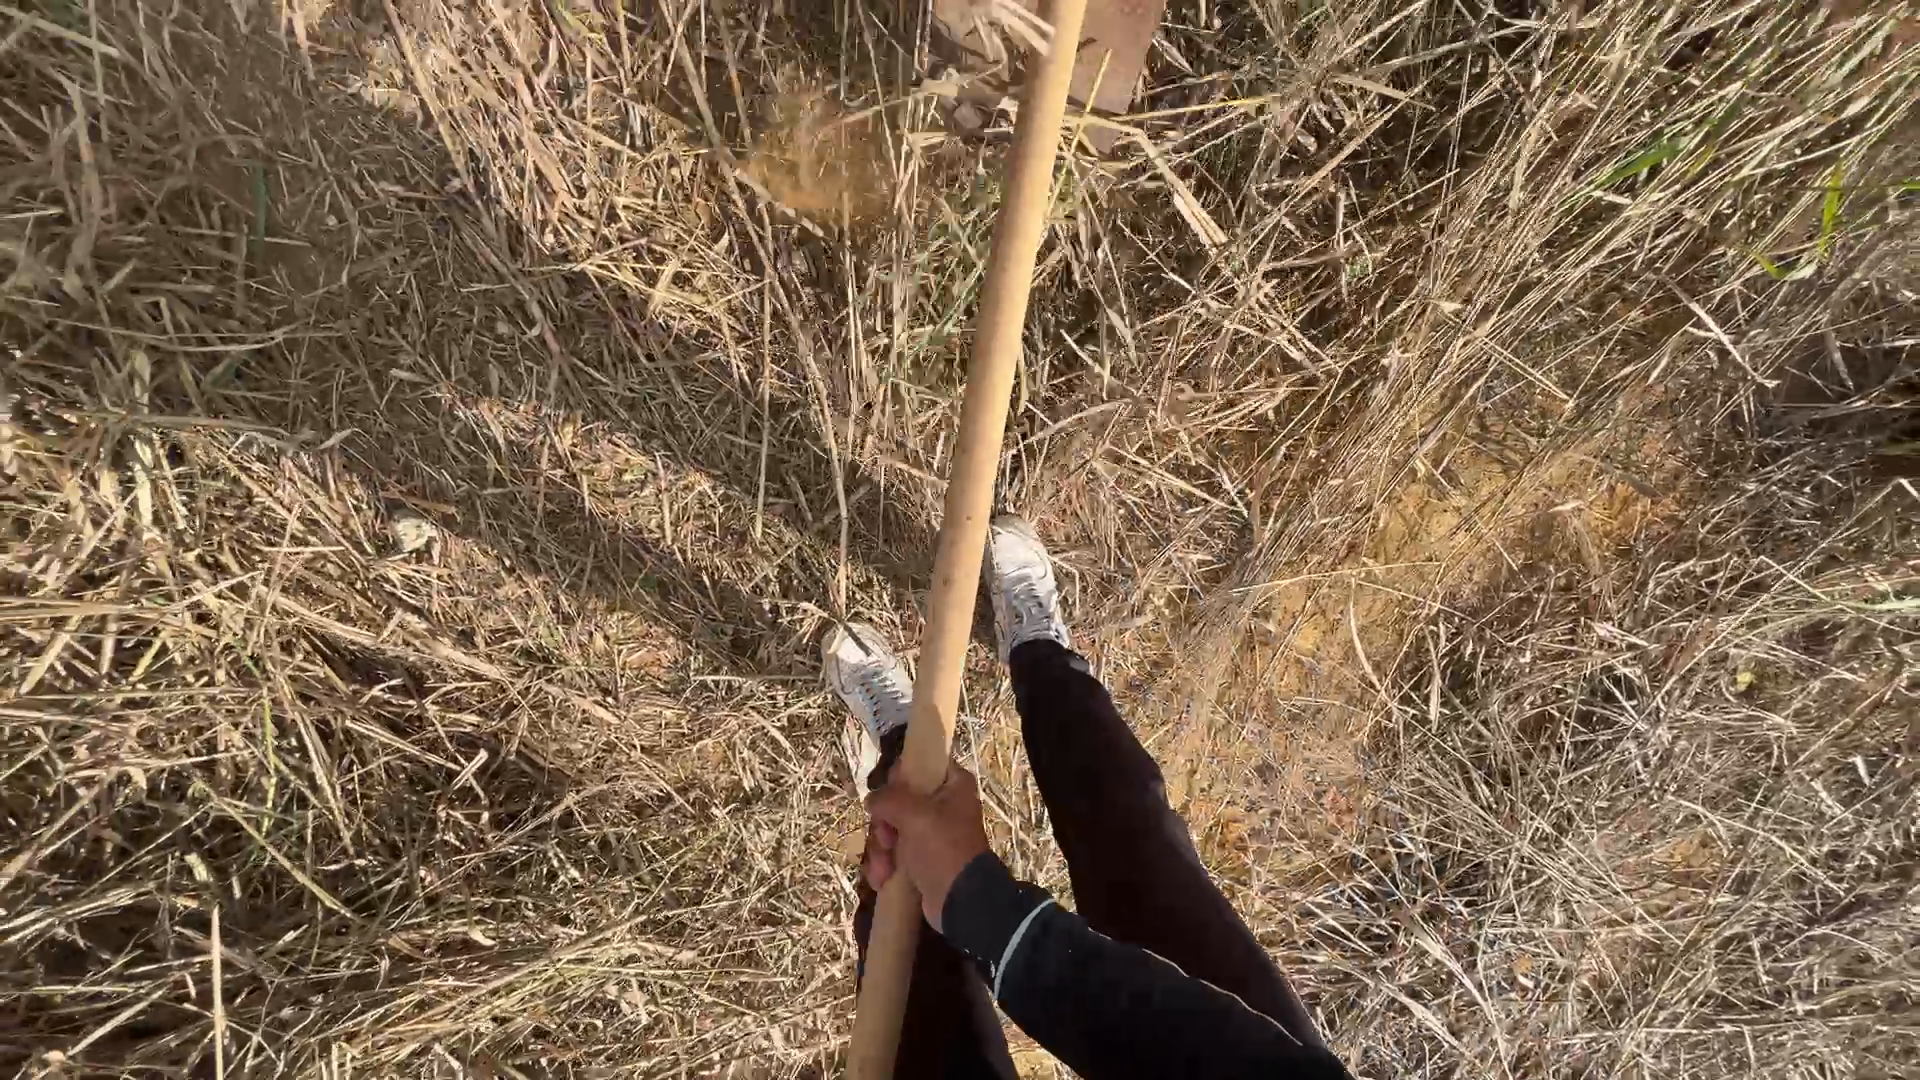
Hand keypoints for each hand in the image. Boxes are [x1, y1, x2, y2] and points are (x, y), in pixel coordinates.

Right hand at [863, 762, 991, 930]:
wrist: (961, 903)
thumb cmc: (944, 849)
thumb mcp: (916, 815)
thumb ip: (889, 799)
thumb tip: (872, 800)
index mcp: (952, 785)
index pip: (919, 764)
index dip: (899, 778)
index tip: (888, 795)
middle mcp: (942, 804)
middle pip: (897, 800)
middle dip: (884, 824)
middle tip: (887, 839)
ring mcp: (930, 833)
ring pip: (890, 828)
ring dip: (881, 849)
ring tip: (884, 869)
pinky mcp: (920, 859)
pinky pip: (892, 852)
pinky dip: (884, 864)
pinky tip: (883, 879)